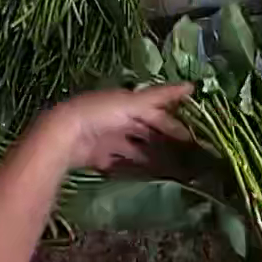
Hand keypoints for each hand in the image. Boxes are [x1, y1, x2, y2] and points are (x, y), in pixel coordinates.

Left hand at [33, 84, 191, 170]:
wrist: (67, 134)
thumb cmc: (101, 113)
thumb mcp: (132, 103)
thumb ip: (160, 96)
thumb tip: (192, 85)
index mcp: (125, 100)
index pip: (154, 105)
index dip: (172, 113)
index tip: (194, 127)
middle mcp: (117, 116)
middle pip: (145, 125)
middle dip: (164, 135)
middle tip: (189, 150)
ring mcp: (108, 136)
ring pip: (134, 144)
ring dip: (151, 153)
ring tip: (174, 167)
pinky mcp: (100, 155)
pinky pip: (121, 161)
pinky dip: (134, 166)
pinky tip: (149, 176)